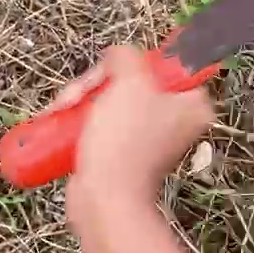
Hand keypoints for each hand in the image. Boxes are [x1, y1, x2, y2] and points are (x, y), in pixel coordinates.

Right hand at [64, 46, 213, 220]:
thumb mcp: (129, 81)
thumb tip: (121, 54)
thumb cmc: (123, 140)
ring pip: (112, 97)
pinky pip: (103, 120)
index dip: (136, 61)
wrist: (104, 199)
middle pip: (133, 79)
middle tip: (79, 93)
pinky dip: (82, 116)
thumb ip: (128, 55)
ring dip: (84, 97)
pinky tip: (61, 115)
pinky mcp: (124, 150)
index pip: (169, 62)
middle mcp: (175, 119)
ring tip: (63, 108)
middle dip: (96, 82)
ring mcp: (148, 136)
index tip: (113, 68)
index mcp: (192, 103)